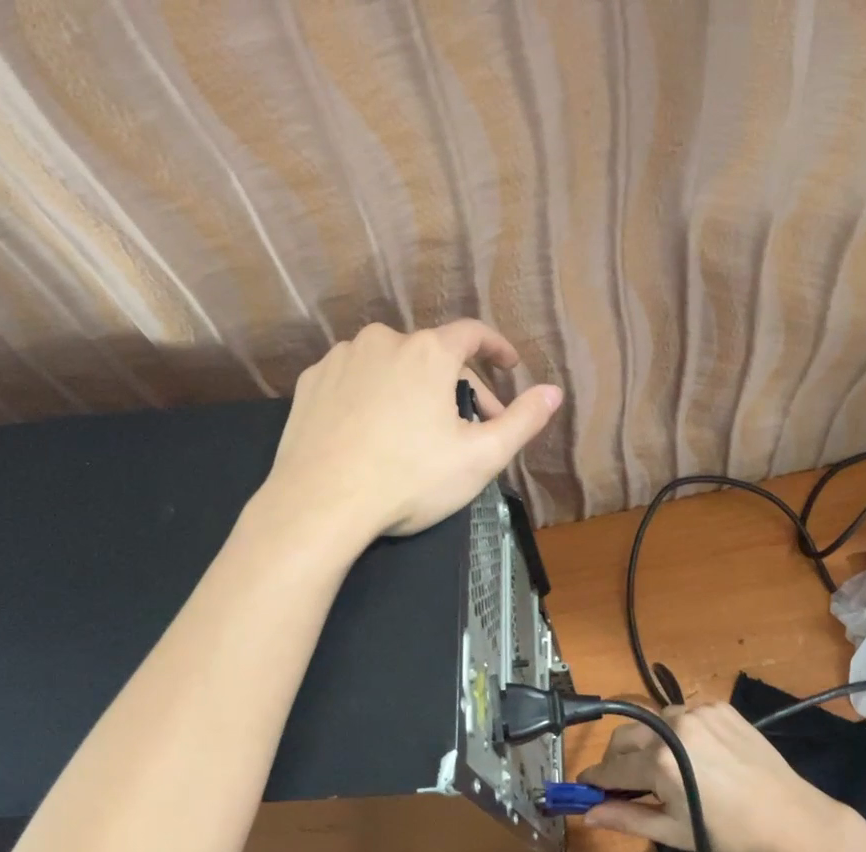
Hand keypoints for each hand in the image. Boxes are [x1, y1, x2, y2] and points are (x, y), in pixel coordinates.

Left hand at [259, 320, 562, 541]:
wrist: (320, 504)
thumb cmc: (409, 479)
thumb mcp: (481, 457)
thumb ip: (522, 420)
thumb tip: (554, 392)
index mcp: (428, 352)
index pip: (472, 333)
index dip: (497, 348)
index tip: (509, 366)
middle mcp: (383, 341)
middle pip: (433, 355)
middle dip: (459, 385)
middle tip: (471, 427)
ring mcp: (341, 359)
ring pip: (392, 365)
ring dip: (414, 388)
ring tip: (419, 431)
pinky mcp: (311, 383)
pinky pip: (356, 379)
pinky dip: (374, 396)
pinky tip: (375, 432)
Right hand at [577, 703, 853, 851]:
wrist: (789, 818)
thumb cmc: (729, 833)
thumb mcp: (673, 830)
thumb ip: (626, 819)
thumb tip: (588, 814)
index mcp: (660, 762)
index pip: (611, 768)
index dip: (594, 780)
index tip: (584, 788)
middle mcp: (674, 727)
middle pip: (624, 737)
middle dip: (617, 760)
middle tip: (624, 784)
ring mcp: (698, 712)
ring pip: (652, 722)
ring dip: (646, 743)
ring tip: (663, 770)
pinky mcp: (719, 706)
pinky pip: (682, 713)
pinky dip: (676, 731)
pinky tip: (692, 755)